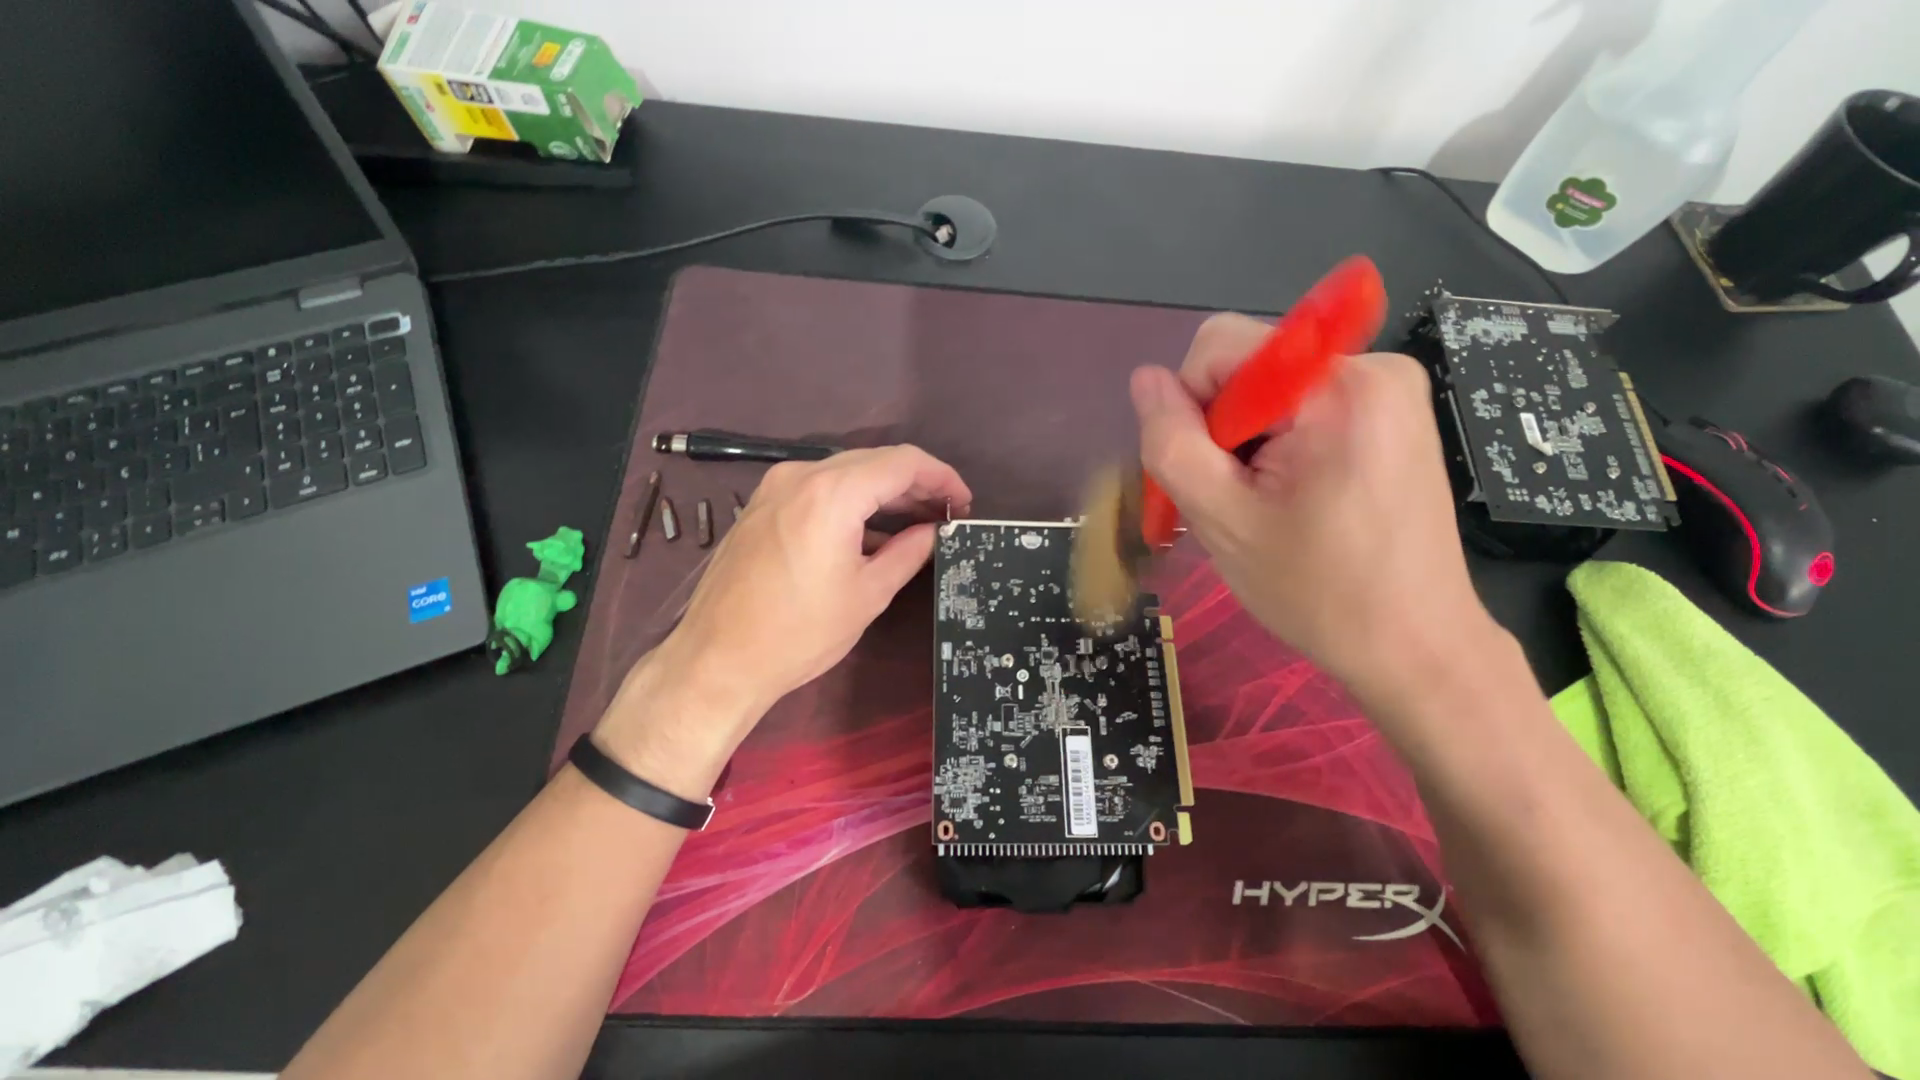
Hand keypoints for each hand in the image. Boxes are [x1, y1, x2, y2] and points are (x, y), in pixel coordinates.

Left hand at [594, 445, 970, 796]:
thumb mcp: (868, 594)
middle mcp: (800, 476)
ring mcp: (774, 488)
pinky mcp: (760, 506)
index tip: (965, 503)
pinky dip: (850, 502)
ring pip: (844, 473)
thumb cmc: (799, 632)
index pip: (902, 462)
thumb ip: (908, 553)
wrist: (718, 660)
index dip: (942, 477)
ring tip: (917, 523)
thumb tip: (933, 531)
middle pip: (873, 462)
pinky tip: (871, 532)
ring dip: (883, 493)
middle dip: (915, 484)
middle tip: (946, 514)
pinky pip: (818, 490)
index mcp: (832, 493)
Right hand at [1131, 313, 1494, 701]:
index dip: (1193, 408)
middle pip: (1249, 367)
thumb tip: (1145, 381)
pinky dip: (1284, 446)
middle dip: (1225, 430)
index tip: (1213, 476)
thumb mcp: (1222, 520)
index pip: (1220, 347)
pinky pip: (1308, 406)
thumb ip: (1172, 443)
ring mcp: (1392, 391)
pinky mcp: (1397, 416)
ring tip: (1271, 507)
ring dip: (1252, 443)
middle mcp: (1374, 366)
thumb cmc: (1319, 592)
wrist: (1417, 645)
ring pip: (1273, 390)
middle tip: (1239, 502)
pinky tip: (1298, 499)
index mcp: (1337, 385)